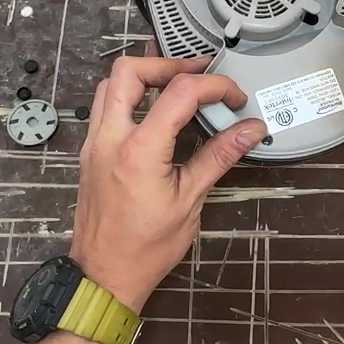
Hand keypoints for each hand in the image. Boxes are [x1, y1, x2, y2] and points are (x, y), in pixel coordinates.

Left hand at [70, 55, 267, 310]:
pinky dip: (132, 97)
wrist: (102, 279)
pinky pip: (105, 107)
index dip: (214, 86)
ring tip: (179, 88)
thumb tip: (253, 128)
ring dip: (145, 77)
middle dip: (168, 64)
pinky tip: (157, 114)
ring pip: (111, 85)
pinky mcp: (90, 153)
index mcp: (139, 150)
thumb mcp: (190, 201)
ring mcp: (94, 144)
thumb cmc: (147, 248)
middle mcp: (109, 138)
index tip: (235, 99)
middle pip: (129, 70)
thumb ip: (219, 156)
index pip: (179, 92)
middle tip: (200, 75)